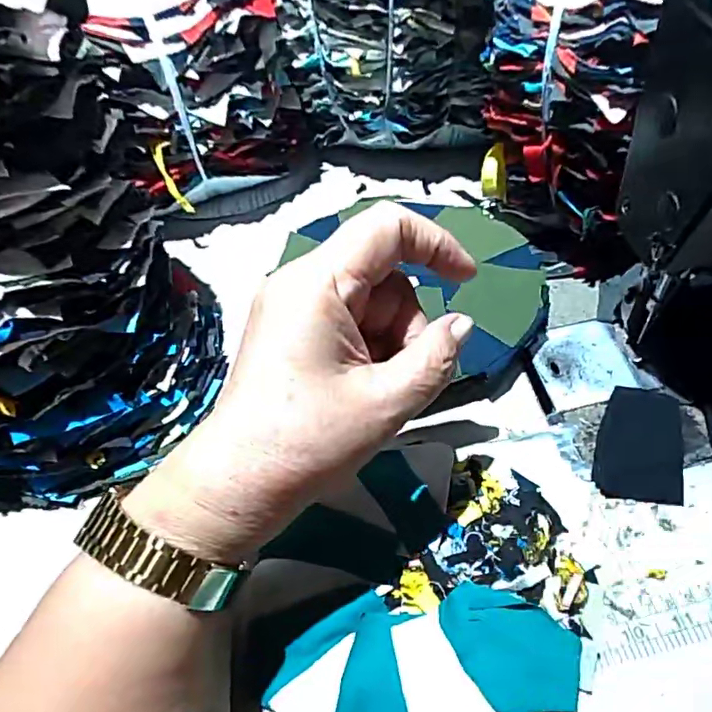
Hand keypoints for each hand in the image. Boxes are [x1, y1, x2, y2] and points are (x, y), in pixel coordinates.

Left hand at [125, 203, 476, 563]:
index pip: (388, 228)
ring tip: (379, 394)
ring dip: (395, 345)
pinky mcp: (296, 335)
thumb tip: (463, 326)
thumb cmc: (308, 441)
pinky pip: (355, 327)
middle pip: (386, 278)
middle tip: (400, 380)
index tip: (467, 280)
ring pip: (375, 306)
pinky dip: (375, 354)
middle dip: (410, 325)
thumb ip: (437, 357)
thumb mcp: (388, 401)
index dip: (437, 244)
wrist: (243, 483)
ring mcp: (297, 310)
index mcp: (318, 285)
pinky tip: (365, 392)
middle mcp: (302, 285)